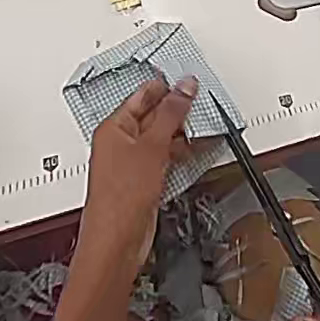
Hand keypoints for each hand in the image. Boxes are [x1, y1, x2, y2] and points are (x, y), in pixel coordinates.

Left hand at [74, 75, 197, 278]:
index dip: (165, 86)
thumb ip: (171, 114)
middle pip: (153, 116)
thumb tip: (184, 88)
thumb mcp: (152, 146)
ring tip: (205, 123)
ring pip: (162, 138)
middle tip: (201, 100)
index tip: (186, 79)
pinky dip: (182, 152)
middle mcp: (121, 143)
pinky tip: (197, 148)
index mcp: (114, 127)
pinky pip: (166, 158)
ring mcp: (133, 163)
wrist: (119, 241)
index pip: (142, 96)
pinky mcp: (145, 180)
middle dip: (177, 110)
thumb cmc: (119, 198)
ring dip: (182, 132)